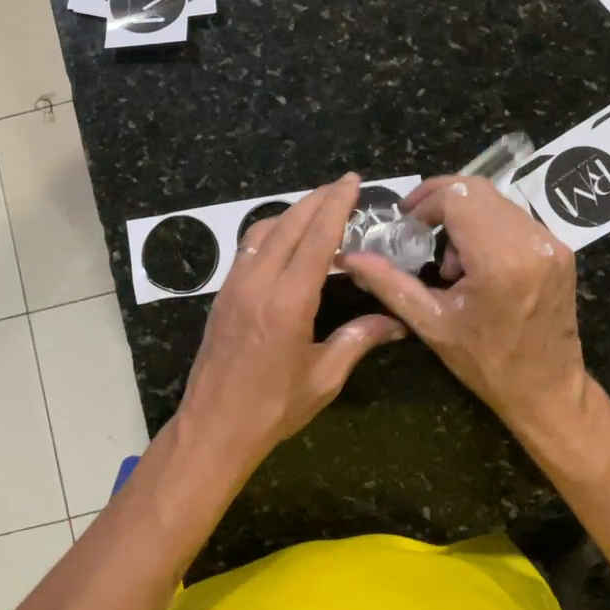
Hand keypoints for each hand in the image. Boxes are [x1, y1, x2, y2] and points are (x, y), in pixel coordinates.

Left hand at [176, 173, 407, 471]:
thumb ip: (358, 340)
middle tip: (342, 186)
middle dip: (316, 199)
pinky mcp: (223, 294)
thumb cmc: (272, 408)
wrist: (213, 427)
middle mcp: (258, 282)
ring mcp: (235, 285)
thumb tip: (396, 321)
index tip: (351, 182)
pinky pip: (248, 248)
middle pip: (288, 224)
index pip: (316, 238)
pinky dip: (271, 231)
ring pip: (263, 231)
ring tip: (318, 208)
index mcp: (288, 301)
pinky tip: (286, 238)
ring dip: (292, 212)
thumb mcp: (323, 378)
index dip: (335, 206)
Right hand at [341, 175, 587, 435]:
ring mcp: (552, 243)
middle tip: (416, 225)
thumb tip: (349, 258)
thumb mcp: (430, 323)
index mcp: (500, 262)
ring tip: (449, 258)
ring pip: (496, 199)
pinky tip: (475, 262)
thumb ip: (389, 283)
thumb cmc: (485, 363)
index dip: (425, 202)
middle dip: (440, 200)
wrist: (548, 390)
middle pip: (477, 189)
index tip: (407, 225)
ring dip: (464, 213)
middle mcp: (532, 242)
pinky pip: (514, 216)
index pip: (458, 197)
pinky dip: (486, 225)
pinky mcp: (561, 248)